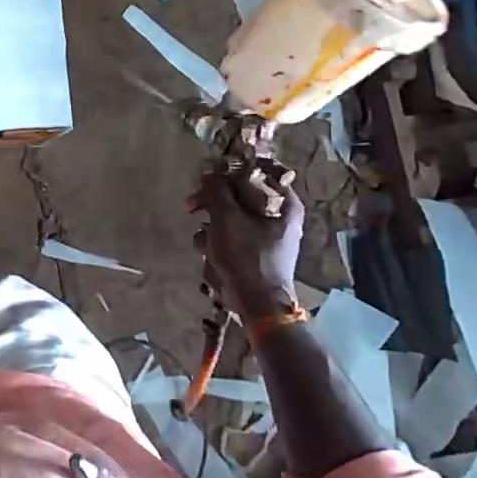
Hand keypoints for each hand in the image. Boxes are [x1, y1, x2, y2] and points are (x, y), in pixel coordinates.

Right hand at [191, 171, 303, 319]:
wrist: (257, 306)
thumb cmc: (247, 257)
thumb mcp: (228, 219)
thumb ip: (216, 191)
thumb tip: (208, 174)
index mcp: (285, 202)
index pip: (256, 172)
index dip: (228, 172)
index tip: (207, 179)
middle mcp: (280, 214)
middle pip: (240, 194)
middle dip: (213, 204)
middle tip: (192, 205)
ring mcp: (266, 234)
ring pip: (232, 216)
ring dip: (211, 226)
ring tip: (203, 241)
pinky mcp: (254, 251)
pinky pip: (232, 236)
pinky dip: (217, 242)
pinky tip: (207, 253)